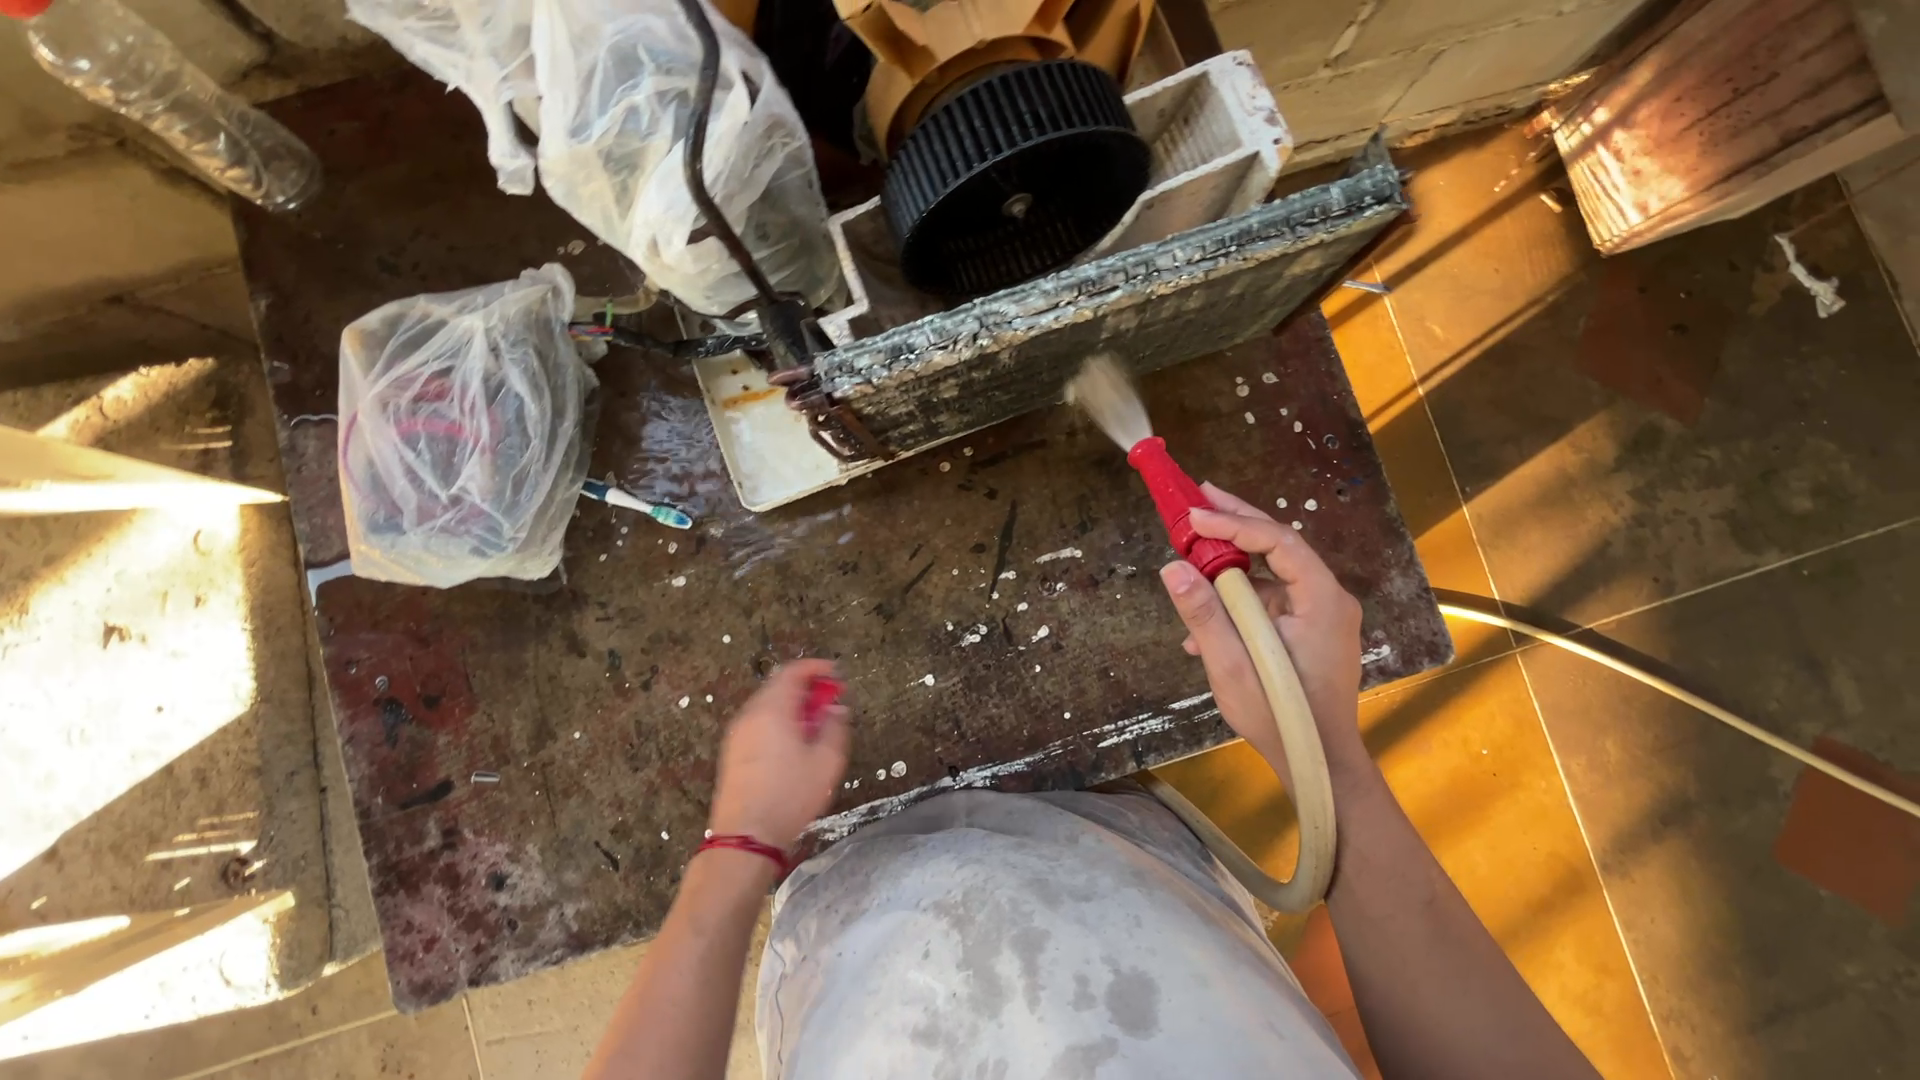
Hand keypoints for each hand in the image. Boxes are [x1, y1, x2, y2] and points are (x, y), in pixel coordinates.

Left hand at [708, 660, 850, 849]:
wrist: (746, 835)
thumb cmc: (790, 795)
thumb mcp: (826, 761)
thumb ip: (835, 726)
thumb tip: (835, 708)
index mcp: (773, 708)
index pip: (794, 671)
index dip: (817, 668)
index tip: (836, 676)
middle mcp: (750, 714)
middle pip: (778, 686)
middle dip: (807, 689)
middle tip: (829, 704)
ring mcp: (737, 733)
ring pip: (768, 706)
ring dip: (793, 707)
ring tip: (815, 728)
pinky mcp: (732, 752)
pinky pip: (759, 723)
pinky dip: (779, 722)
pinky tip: (793, 746)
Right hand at [1158, 483, 1366, 778]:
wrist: (1319, 763)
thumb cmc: (1281, 716)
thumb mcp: (1233, 666)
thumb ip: (1204, 614)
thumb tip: (1172, 568)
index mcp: (1321, 599)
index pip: (1277, 541)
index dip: (1233, 524)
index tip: (1193, 517)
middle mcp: (1327, 598)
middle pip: (1278, 546)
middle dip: (1235, 522)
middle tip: (1198, 497)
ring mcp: (1320, 616)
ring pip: (1271, 573)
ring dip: (1228, 569)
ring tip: (1189, 557)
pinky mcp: (1309, 633)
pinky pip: (1269, 602)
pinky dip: (1236, 602)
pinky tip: (1202, 628)